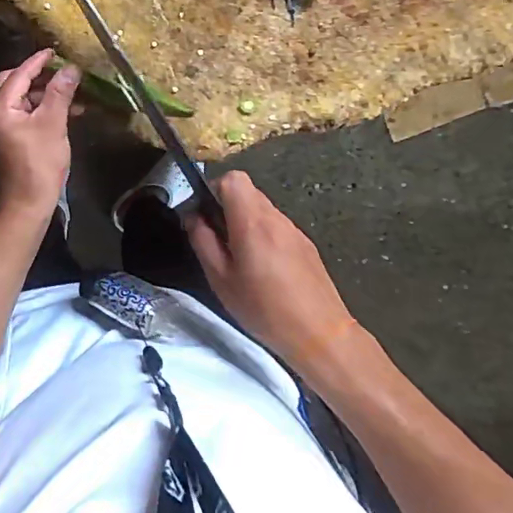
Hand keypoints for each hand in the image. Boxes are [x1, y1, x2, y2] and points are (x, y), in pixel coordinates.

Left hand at [0, 49, 78, 220]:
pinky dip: (39, 111)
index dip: (38, 62)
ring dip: (43, 95)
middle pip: (13, 84)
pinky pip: (22, 116)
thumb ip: (60, 93)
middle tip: (60, 72)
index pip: (18, 75)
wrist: (26, 204)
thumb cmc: (39, 164)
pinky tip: (64, 114)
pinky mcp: (6, 141)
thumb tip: (70, 68)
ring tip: (71, 96)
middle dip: (37, 77)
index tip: (54, 51)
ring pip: (19, 101)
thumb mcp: (53, 124)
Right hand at [186, 171, 361, 377]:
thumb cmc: (263, 308)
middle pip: (247, 191)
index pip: (233, 178)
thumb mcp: (220, 278)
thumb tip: (193, 217)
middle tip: (218, 240)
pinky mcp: (306, 244)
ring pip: (262, 209)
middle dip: (227, 207)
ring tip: (240, 258)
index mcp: (252, 222)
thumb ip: (202, 241)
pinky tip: (263, 269)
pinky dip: (263, 235)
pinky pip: (277, 226)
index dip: (214, 189)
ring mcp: (295, 230)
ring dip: (245, 222)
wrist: (319, 333)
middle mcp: (276, 218)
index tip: (205, 214)